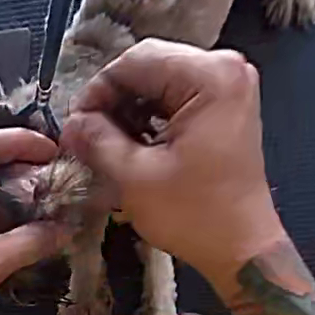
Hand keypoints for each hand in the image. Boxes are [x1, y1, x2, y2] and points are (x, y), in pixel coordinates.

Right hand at [59, 40, 288, 295]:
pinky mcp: (227, 115)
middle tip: (87, 138)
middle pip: (150, 70)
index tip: (75, 125)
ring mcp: (230, 92)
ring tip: (107, 148)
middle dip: (114, 104)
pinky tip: (134, 150)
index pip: (135, 62)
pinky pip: (180, 105)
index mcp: (209, 76)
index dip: (97, 92)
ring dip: (131, 115)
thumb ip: (98, 141)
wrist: (242, 253)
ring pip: (162, 88)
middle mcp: (225, 71)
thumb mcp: (137, 178)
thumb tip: (71, 125)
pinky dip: (154, 124)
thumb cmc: (196, 218)